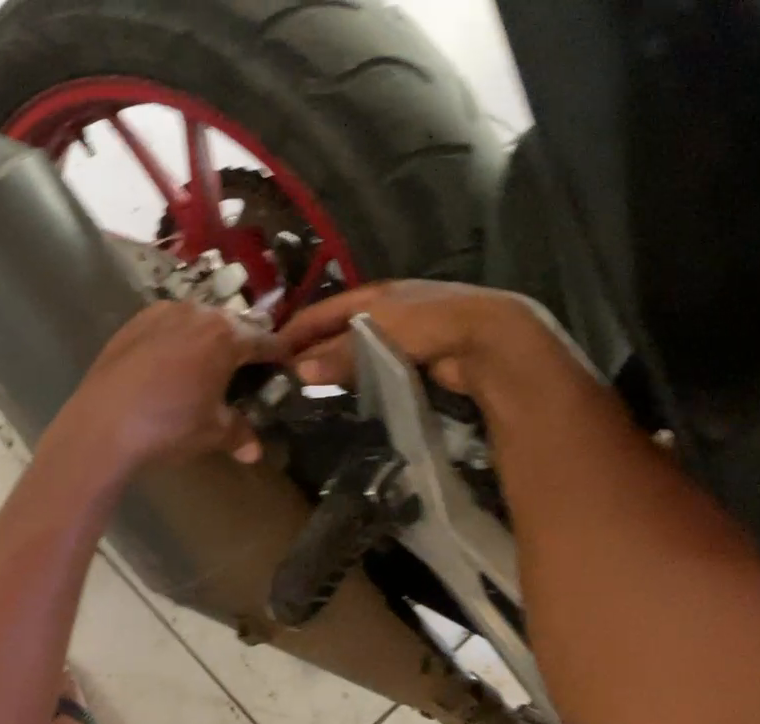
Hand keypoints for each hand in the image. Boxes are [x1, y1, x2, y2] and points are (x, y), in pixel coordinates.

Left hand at [52, 301, 285, 467]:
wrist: (100, 427)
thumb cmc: (167, 427)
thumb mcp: (211, 433)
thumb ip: (238, 434)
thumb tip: (254, 452)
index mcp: (225, 336)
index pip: (263, 340)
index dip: (277, 354)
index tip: (283, 364)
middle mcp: (195, 314)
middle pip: (228, 326)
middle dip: (238, 346)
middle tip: (241, 371)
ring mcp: (159, 315)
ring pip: (194, 322)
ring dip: (204, 340)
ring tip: (202, 368)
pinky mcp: (130, 325)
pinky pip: (164, 328)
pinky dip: (173, 342)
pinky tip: (167, 367)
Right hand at [275, 281, 587, 406]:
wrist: (490, 339)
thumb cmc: (431, 323)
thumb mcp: (378, 332)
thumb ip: (339, 352)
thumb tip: (297, 372)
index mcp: (374, 294)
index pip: (322, 310)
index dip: (295, 329)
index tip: (268, 352)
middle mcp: (386, 309)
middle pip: (337, 329)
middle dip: (311, 348)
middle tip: (283, 375)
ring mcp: (403, 334)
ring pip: (355, 349)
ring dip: (333, 366)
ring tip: (307, 388)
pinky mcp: (417, 358)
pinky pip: (376, 367)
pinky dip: (357, 378)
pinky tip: (344, 393)